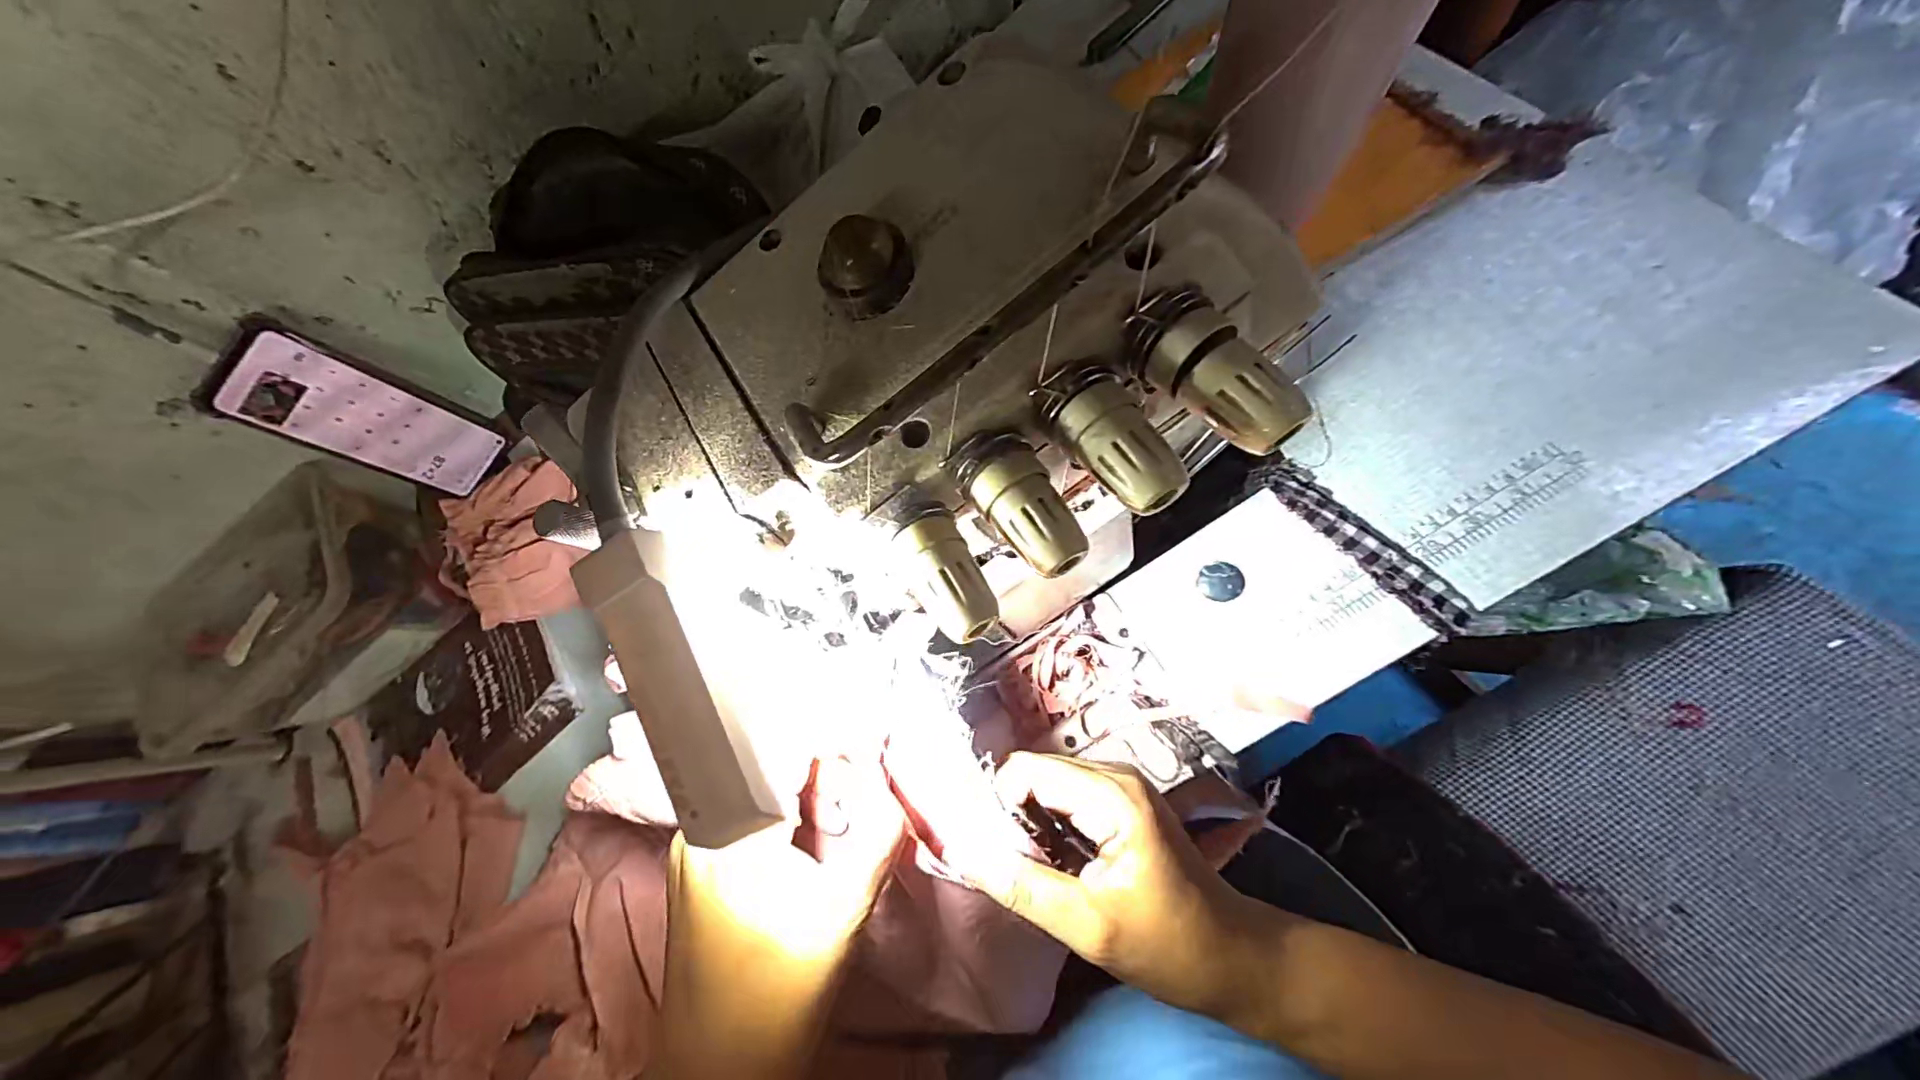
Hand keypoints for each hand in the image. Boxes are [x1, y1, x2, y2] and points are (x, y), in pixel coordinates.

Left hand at [657, 755, 904, 1078]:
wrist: (719, 1066)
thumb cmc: (780, 995)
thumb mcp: (843, 910)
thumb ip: (877, 834)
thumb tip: (887, 778)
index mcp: (726, 829)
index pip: (782, 748)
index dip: (831, 735)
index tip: (870, 738)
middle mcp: (699, 824)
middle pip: (770, 763)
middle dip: (823, 769)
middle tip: (862, 790)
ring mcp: (693, 843)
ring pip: (758, 785)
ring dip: (806, 791)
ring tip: (840, 820)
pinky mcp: (698, 862)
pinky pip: (746, 811)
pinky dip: (786, 812)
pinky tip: (813, 840)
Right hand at [944, 751, 1261, 1020]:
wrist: (1232, 954)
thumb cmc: (1166, 943)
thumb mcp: (1086, 925)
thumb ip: (1021, 885)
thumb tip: (964, 853)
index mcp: (1110, 794)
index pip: (1025, 770)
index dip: (998, 805)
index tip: (998, 851)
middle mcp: (1113, 774)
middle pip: (1035, 772)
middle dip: (1012, 814)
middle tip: (1017, 866)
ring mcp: (1119, 784)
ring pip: (1047, 784)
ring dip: (1029, 822)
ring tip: (1036, 868)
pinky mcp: (1120, 800)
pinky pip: (1065, 797)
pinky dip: (1049, 825)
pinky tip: (1056, 862)